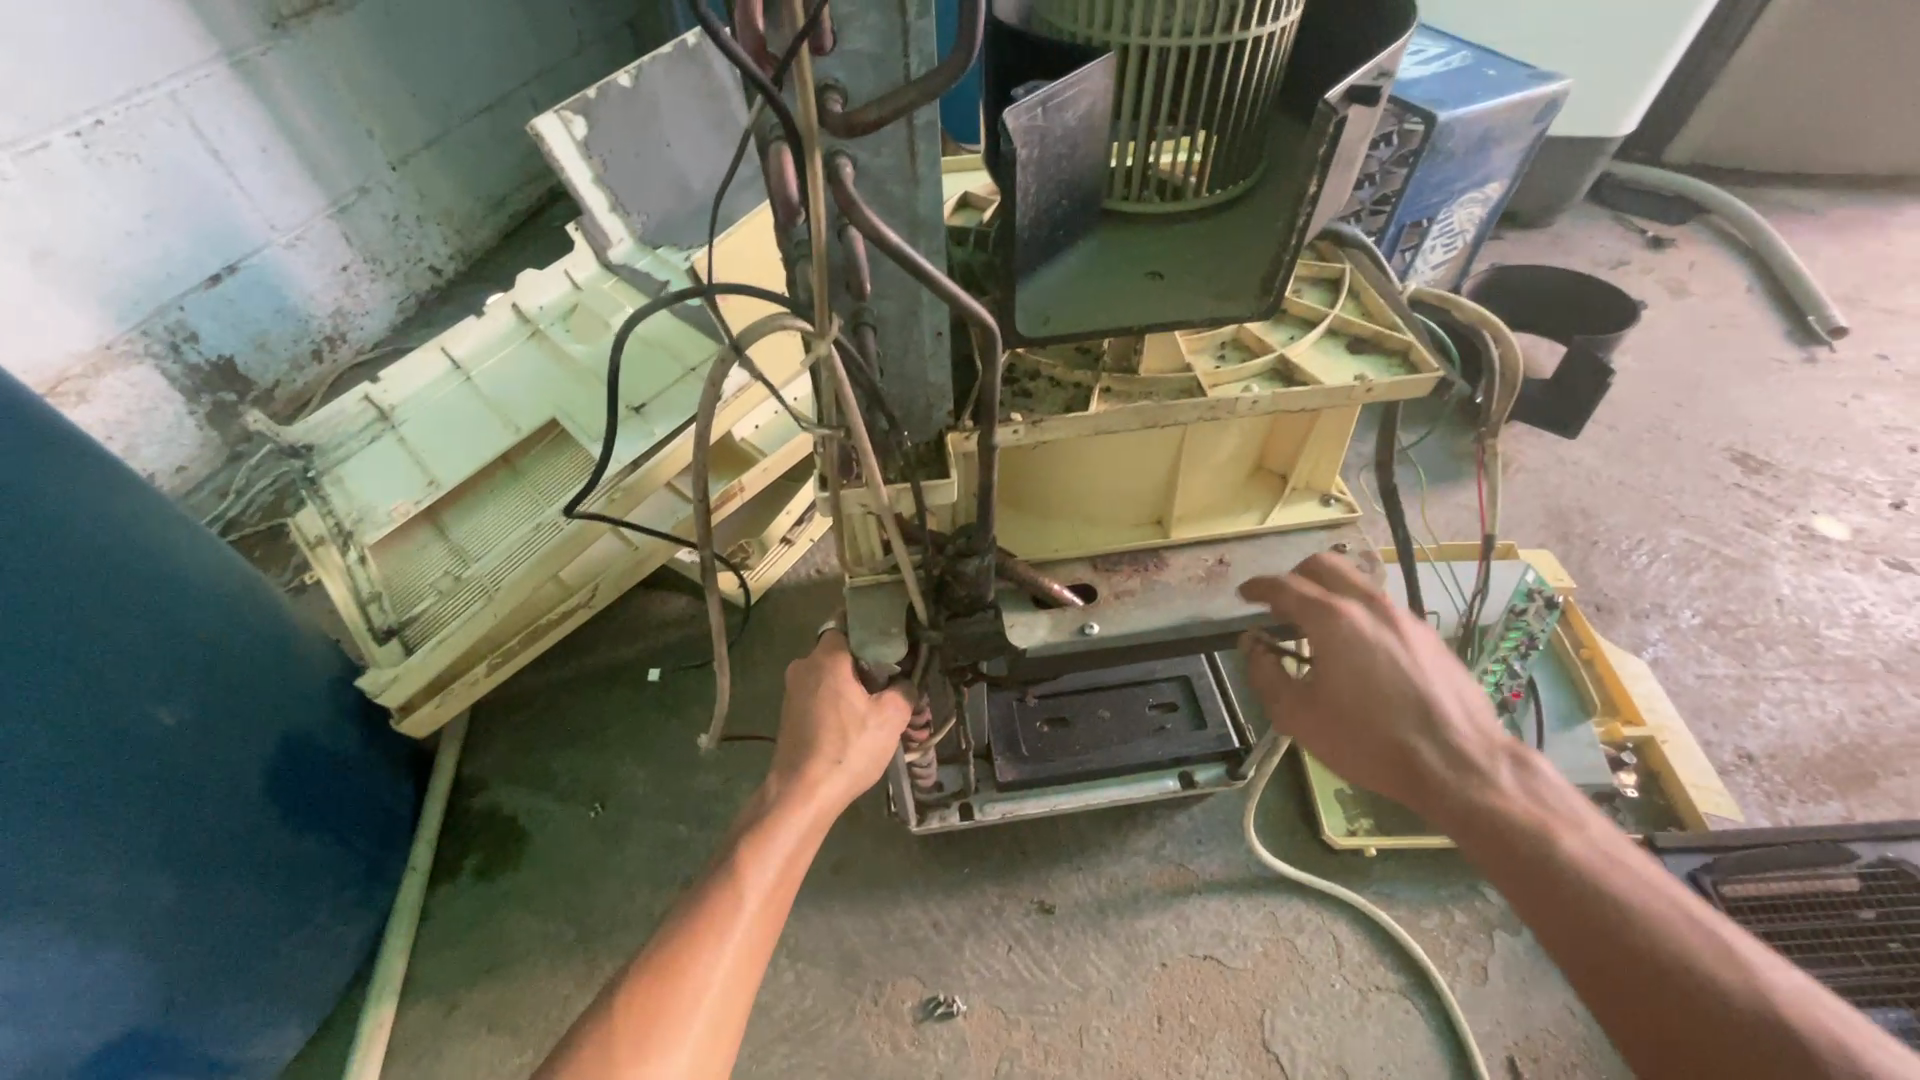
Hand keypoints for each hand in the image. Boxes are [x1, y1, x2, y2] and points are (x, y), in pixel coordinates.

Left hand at [765, 629, 914, 818]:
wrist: (802, 794)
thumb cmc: (847, 749)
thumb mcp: (891, 718)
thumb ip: (904, 690)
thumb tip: (905, 683)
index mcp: (826, 658)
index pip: (849, 625)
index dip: (873, 632)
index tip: (895, 646)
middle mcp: (804, 667)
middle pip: (841, 652)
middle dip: (867, 663)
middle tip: (893, 680)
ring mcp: (793, 691)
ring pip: (831, 676)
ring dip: (853, 686)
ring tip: (880, 707)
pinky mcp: (790, 714)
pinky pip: (820, 695)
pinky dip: (839, 702)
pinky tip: (857, 724)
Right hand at [1237, 553, 1512, 819]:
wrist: (1459, 764)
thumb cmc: (1367, 741)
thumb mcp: (1296, 716)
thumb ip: (1264, 673)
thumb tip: (1253, 645)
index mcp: (1332, 619)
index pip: (1284, 586)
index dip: (1258, 587)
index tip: (1244, 594)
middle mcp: (1369, 605)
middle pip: (1324, 565)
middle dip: (1294, 577)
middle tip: (1279, 604)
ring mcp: (1405, 617)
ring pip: (1358, 584)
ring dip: (1328, 594)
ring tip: (1317, 630)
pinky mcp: (1429, 636)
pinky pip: (1382, 609)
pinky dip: (1357, 614)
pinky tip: (1358, 652)